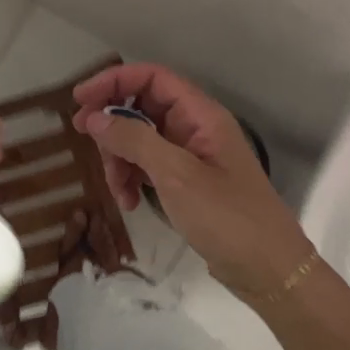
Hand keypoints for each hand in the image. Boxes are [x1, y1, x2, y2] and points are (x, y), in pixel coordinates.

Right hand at [73, 63, 312, 301]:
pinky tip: (129, 201)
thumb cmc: (227, 218)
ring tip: (117, 189)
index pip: (151, 78)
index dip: (113, 82)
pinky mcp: (187, 182)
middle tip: (84, 142)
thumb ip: (134, 140)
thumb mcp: (176, 175)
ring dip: (119, 158)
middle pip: (141, 107)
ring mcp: (191, 156)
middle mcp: (195, 128)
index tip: (80, 100)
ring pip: (140, 139)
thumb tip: (94, 118)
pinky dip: (132, 178)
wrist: (269, 271)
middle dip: (112, 126)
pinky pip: (148, 165)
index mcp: (201, 116)